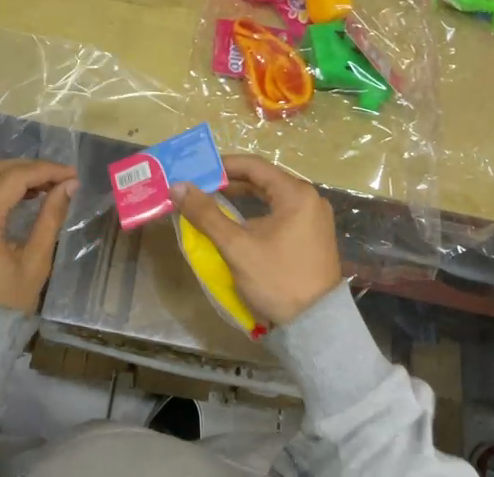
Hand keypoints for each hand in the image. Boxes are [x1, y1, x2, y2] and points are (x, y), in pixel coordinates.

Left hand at [0, 159, 77, 313]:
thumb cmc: (5, 308)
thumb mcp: (34, 264)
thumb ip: (50, 219)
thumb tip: (68, 186)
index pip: (12, 179)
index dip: (44, 170)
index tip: (70, 175)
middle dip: (26, 167)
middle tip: (56, 177)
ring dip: (8, 174)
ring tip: (38, 184)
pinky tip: (15, 196)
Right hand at [173, 154, 341, 325]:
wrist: (316, 328)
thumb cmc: (276, 280)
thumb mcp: (237, 247)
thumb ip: (206, 214)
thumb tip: (177, 186)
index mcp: (296, 193)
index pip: (254, 165)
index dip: (223, 165)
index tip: (197, 170)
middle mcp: (309, 199)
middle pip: (263, 180)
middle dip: (230, 182)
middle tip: (200, 186)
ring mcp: (314, 219)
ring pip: (271, 198)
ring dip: (243, 198)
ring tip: (213, 202)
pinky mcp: (312, 237)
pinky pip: (280, 214)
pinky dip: (257, 214)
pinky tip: (238, 224)